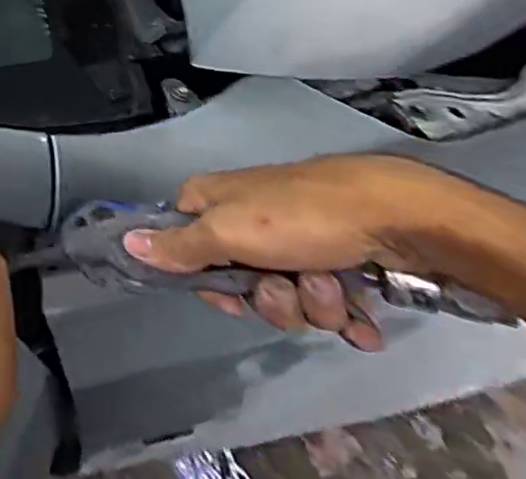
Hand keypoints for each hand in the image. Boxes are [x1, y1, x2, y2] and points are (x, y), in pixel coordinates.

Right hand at [120, 155, 462, 352]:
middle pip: (241, 280)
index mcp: (211, 203)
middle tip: (289, 286)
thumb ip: (179, 245)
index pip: (187, 246)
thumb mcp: (226, 233)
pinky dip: (346, 316)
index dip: (207, 280)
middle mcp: (247, 219)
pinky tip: (363, 322)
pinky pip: (331, 305)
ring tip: (334, 286)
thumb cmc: (298, 218)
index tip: (231, 295)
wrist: (399, 215)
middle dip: (271, 298)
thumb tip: (125, 242)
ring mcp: (296, 240)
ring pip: (289, 296)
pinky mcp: (341, 260)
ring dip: (313, 305)